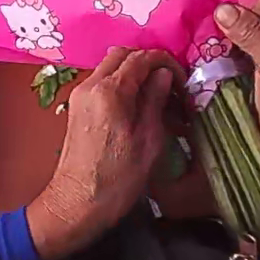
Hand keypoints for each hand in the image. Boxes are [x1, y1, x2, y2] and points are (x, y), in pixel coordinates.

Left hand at [27, 47, 177, 259]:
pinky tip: (140, 106)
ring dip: (136, 73)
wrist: (76, 204)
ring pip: (112, 67)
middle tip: (170, 85)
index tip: (182, 80)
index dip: (166, 62)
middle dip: (149, 63)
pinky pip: (103, 82)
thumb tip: (164, 75)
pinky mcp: (78, 107)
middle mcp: (91, 85)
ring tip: (158, 98)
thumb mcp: (149, 140)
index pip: (141, 57)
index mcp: (110, 91)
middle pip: (123, 55)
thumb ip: (155, 100)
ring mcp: (81, 95)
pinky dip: (123, 85)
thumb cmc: (118, 178)